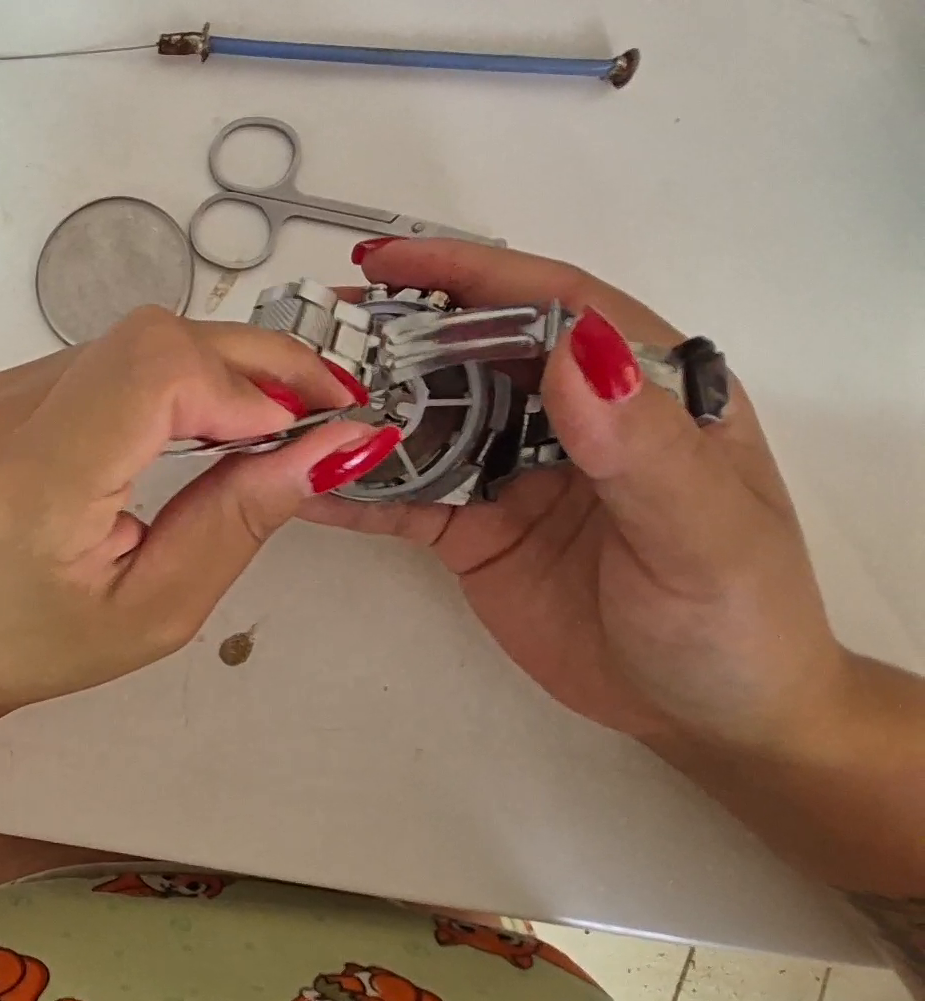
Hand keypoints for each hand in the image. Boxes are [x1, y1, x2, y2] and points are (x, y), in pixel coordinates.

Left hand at [0, 307, 400, 713]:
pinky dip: (155, 381)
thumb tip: (329, 446)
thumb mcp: (155, 611)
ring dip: (205, 370)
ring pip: (124, 343)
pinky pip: (93, 360)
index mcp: (34, 488)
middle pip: (145, 339)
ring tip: (257, 422)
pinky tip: (187, 423)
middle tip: (312, 410)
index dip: (242, 381)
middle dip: (246, 363)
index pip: (151, 371)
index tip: (299, 427)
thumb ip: (237, 520)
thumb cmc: (38, 648)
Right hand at [305, 240, 847, 745]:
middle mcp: (563, 420)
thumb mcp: (703, 534)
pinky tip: (302, 486)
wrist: (699, 713)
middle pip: (469, 357)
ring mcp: (507, 473)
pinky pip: (398, 500)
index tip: (389, 265)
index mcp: (639, 393)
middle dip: (394, 337)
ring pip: (423, 424)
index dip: (472, 276)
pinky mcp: (466, 527)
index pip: (553, 309)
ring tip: (292, 401)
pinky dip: (350, 493)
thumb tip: (574, 349)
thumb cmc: (731, 619)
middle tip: (315, 333)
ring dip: (361, 412)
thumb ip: (640, 449)